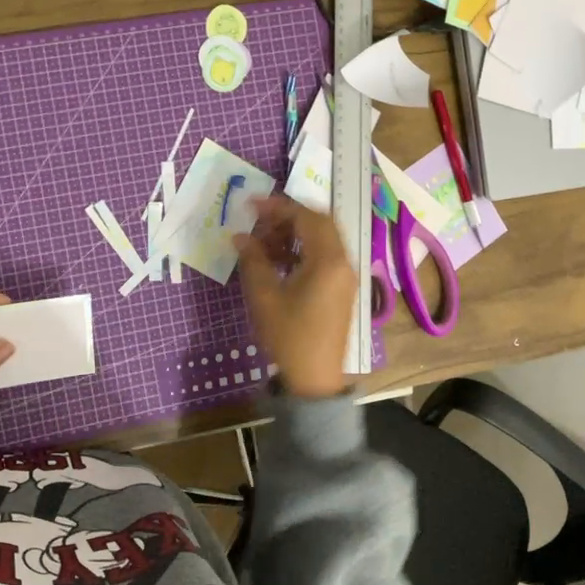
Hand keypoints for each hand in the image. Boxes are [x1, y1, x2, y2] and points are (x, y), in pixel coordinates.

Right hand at [233, 197, 358, 397]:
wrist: (314, 377)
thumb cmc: (288, 335)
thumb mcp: (263, 296)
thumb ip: (253, 260)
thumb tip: (240, 237)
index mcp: (328, 261)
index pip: (306, 218)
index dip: (278, 207)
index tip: (250, 206)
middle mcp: (343, 263)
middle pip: (319, 223)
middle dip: (287, 217)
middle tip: (258, 221)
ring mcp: (345, 276)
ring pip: (322, 239)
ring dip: (294, 234)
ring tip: (263, 243)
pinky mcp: (340, 289)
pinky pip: (323, 256)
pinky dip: (301, 250)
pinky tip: (277, 261)